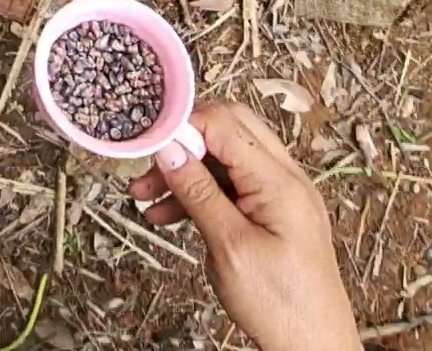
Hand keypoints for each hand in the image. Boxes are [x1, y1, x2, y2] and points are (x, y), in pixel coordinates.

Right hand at [130, 100, 359, 350]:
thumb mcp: (230, 248)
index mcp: (280, 183)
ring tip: (145, 195)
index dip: (183, 125)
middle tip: (151, 162)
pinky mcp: (273, 211)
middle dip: (183, 140)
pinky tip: (167, 214)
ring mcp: (281, 194)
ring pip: (223, 156)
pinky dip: (197, 190)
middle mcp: (285, 178)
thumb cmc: (280, 308)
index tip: (149, 143)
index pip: (224, 123)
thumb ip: (198, 192)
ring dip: (185, 168)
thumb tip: (167, 148)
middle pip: (227, 127)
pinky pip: (230, 183)